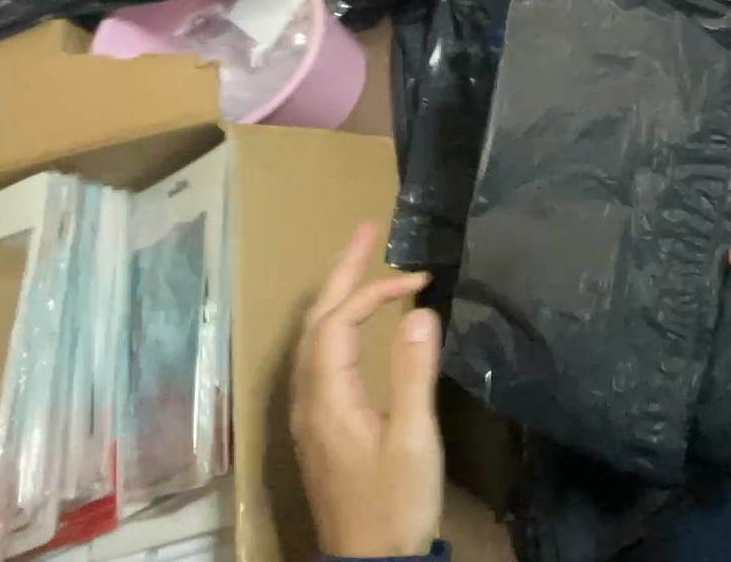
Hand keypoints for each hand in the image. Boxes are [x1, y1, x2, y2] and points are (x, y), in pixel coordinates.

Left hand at [291, 222, 440, 558]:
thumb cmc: (396, 501)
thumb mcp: (413, 438)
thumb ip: (414, 374)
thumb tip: (419, 312)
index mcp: (326, 399)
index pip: (339, 324)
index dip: (376, 292)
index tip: (421, 281)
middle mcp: (308, 399)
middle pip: (316, 322)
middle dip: (341, 272)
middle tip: (368, 229)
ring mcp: (312, 413)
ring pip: (315, 338)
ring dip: (338, 294)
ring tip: (363, 262)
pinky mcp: (324, 424)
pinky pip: (323, 355)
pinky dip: (340, 322)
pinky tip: (358, 321)